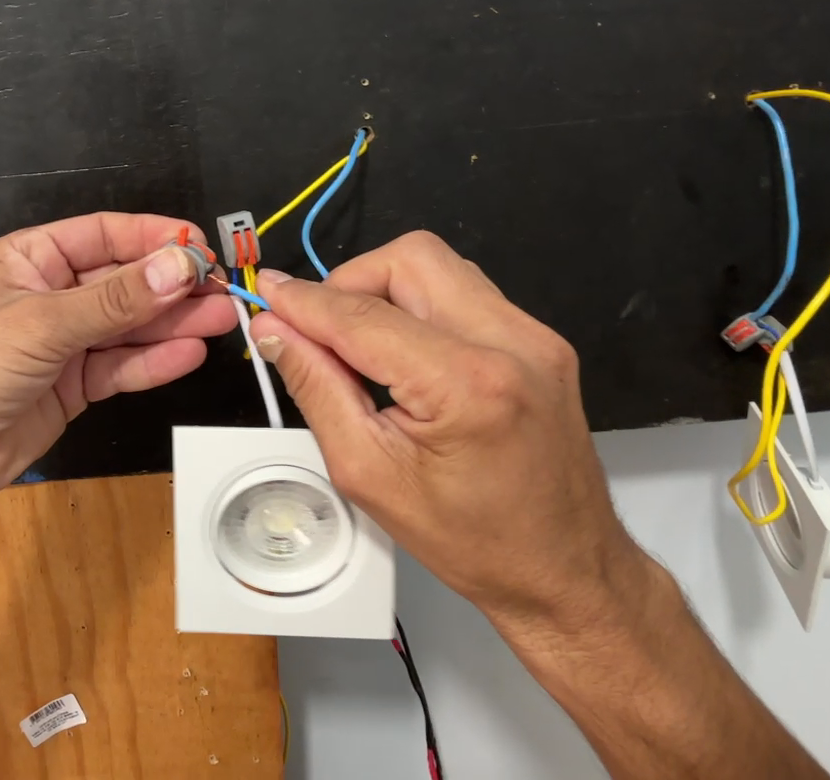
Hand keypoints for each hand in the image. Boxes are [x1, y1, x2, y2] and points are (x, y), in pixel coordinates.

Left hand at [0, 212, 235, 523]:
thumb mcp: (41, 323)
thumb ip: (116, 299)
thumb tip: (181, 265)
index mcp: (29, 258)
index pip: (102, 235)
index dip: (152, 237)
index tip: (200, 246)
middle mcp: (49, 294)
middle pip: (121, 282)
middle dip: (170, 285)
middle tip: (221, 290)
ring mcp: (62, 343)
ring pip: (127, 326)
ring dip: (171, 323)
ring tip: (221, 320)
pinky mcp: (72, 386)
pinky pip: (118, 367)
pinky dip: (152, 362)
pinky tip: (189, 354)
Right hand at [248, 232, 650, 635]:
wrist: (565, 570)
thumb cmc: (468, 540)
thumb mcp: (368, 473)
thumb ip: (315, 388)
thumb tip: (273, 330)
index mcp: (468, 384)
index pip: (364, 315)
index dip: (304, 301)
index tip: (264, 294)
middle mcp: (511, 341)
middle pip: (409, 258)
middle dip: (349, 282)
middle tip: (319, 331)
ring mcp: (534, 335)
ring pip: (436, 265)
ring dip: (382, 289)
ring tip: (358, 346)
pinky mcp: (540, 339)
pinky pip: (461, 290)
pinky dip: (415, 306)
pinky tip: (400, 354)